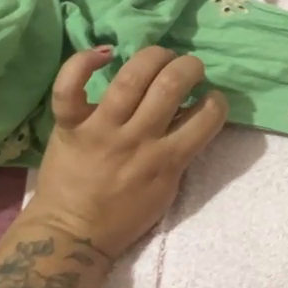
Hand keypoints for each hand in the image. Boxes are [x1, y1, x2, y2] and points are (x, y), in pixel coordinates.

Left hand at [20, 47, 228, 257]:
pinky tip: (105, 53)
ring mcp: (101, 130)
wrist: (72, 233)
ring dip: (154, 56)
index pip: (207, 117)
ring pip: (131, 77)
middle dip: (190, 67)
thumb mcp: (166, 189)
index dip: (217, 101)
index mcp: (167, 160)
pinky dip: (84, 63)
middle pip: (170, 85)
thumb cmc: (125, 215)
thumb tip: (191, 113)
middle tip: (190, 69)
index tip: (211, 98)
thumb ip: (180, 152)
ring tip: (161, 56)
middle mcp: (137, 139)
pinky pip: (70, 87)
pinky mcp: (69, 125)